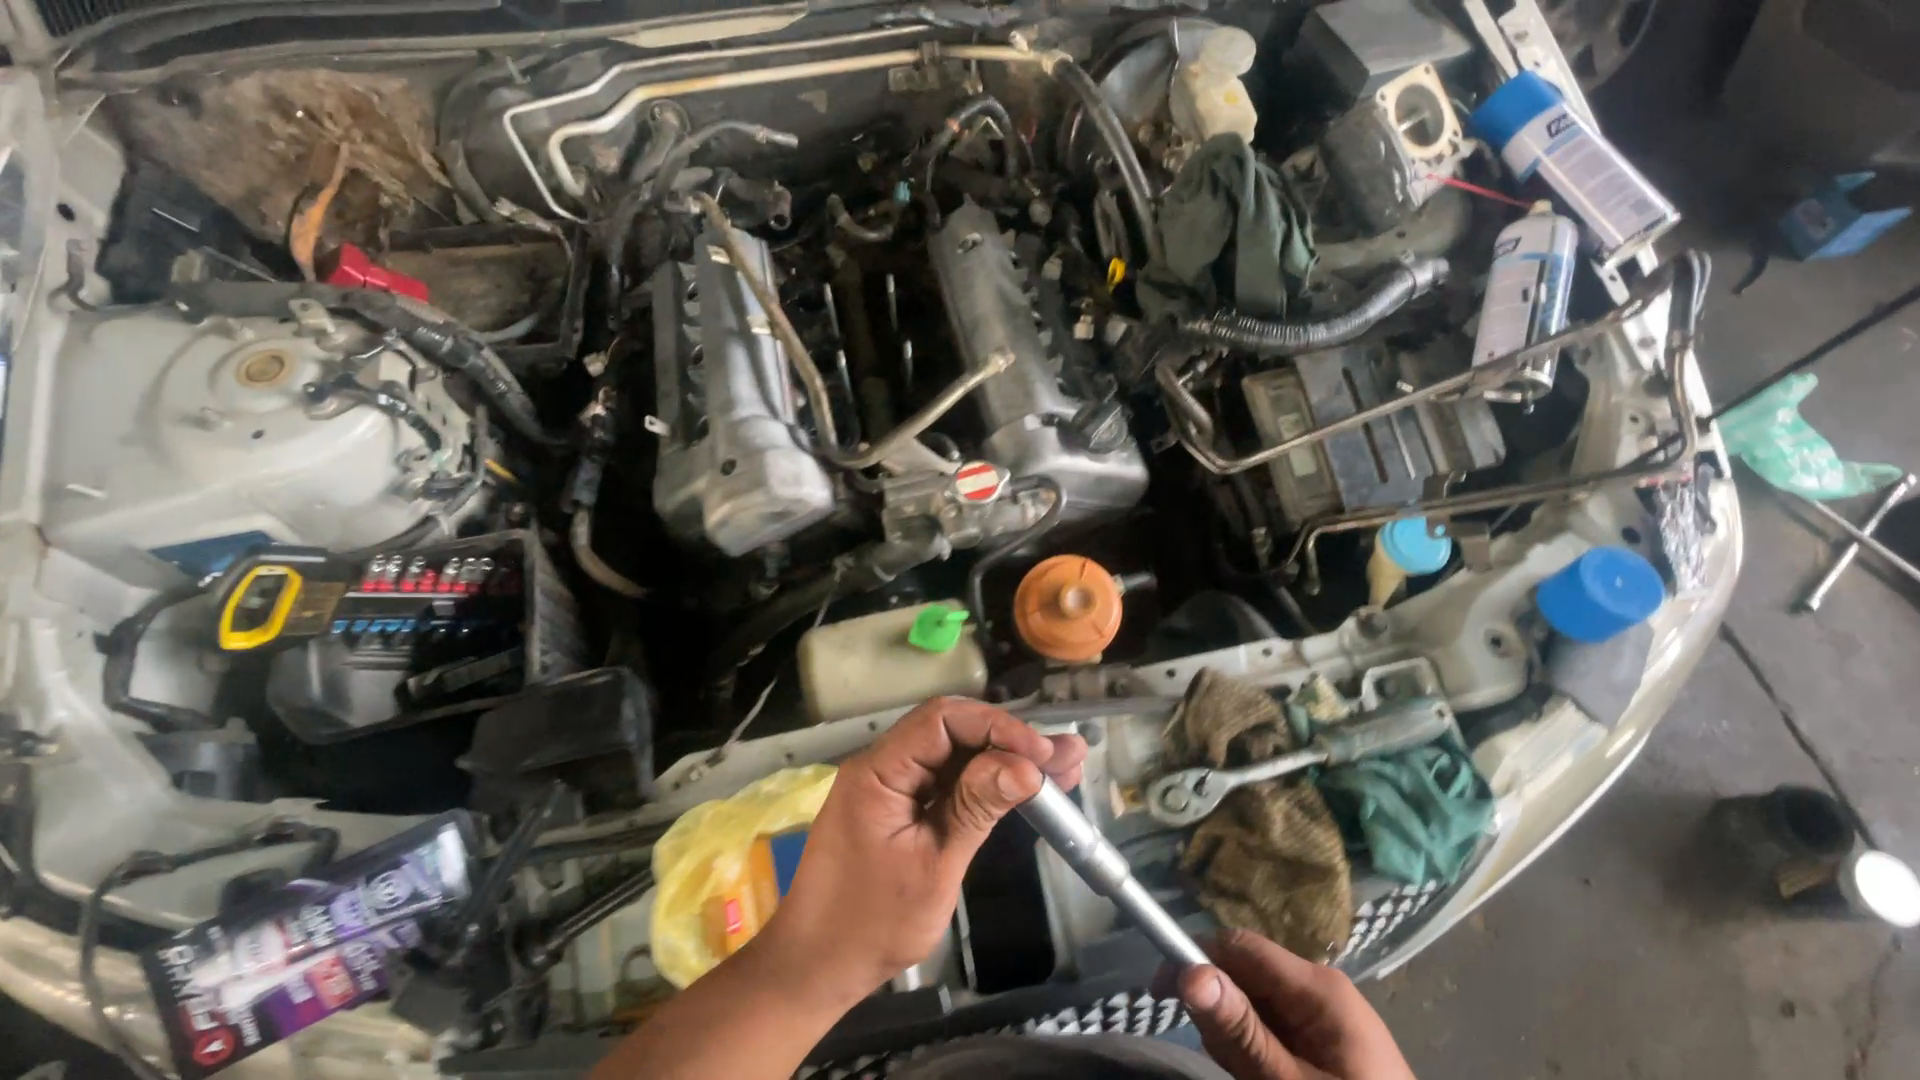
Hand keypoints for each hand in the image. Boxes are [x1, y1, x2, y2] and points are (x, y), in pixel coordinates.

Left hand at [761, 697, 1086, 999]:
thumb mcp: (933, 866)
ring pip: (955, 756)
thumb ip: (977, 808)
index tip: (1040, 754)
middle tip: (1066, 758)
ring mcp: (892, 787)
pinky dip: (985, 785)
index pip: (943, 720)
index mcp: (879, 770)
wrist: (817, 965)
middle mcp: (884, 766)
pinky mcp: (902, 808)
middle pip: (952, 731)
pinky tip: (1025, 789)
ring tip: (1063, 770)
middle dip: (1010, 740)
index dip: (997, 727)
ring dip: (1005, 761)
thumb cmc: (870, 923)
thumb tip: (1026, 765)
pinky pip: (947, 783)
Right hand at [1169, 928, 1415, 1079]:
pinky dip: (1257, 1048)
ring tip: (1253, 1078)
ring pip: (1253, 1001)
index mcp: (1317, 986)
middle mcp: (1320, 985)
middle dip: (1221, 1012)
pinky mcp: (1326, 1036)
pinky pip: (1273, 1024)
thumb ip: (1240, 1031)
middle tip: (1228, 1066)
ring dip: (1238, 1037)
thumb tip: (1187, 971)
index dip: (1194, 959)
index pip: (1238, 945)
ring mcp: (1325, 1011)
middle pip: (1243, 973)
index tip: (1160, 996)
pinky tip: (1265, 1076)